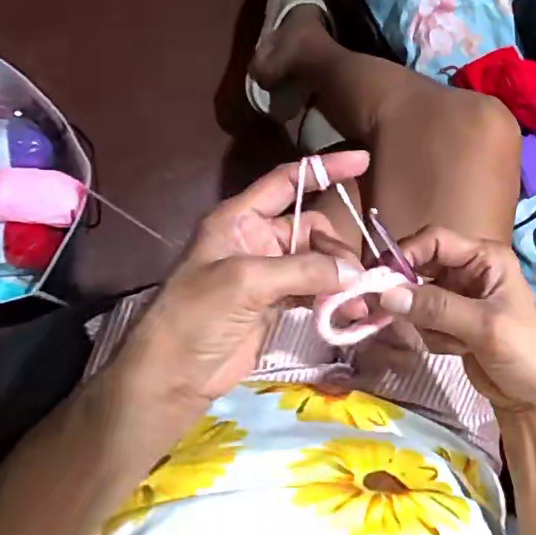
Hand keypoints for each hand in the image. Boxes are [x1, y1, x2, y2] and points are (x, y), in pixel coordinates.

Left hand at [112, 152, 368, 412]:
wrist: (173, 373)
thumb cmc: (197, 314)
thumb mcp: (245, 281)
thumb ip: (302, 270)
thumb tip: (353, 274)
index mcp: (239, 219)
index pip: (286, 181)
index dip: (323, 169)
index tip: (362, 161)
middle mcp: (256, 240)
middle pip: (311, 228)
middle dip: (336, 250)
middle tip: (354, 280)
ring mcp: (267, 274)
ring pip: (317, 262)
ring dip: (340, 279)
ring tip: (355, 303)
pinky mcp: (276, 304)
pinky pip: (314, 291)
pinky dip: (333, 299)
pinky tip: (349, 314)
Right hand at [379, 225, 535, 415]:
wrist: (533, 398)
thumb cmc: (522, 352)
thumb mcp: (483, 326)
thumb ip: (436, 308)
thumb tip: (387, 294)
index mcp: (485, 257)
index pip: (435, 240)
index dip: (406, 253)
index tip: (381, 278)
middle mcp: (470, 269)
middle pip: (421, 265)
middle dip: (409, 291)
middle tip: (389, 311)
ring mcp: (459, 294)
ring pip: (417, 294)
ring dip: (425, 320)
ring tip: (452, 341)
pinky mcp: (450, 319)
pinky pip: (422, 317)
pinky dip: (431, 334)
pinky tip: (456, 348)